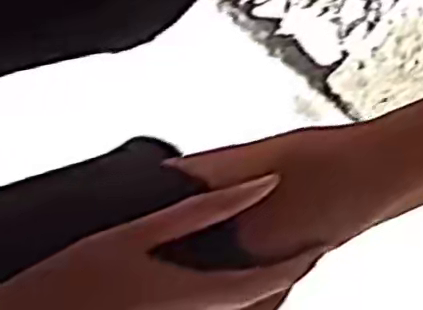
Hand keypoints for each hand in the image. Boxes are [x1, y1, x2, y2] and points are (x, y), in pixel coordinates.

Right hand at [0, 175, 322, 309]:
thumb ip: (207, 208)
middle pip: (252, 307)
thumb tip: (272, 180)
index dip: (299, 263)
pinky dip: (220, 309)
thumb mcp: (130, 237)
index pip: (268, 284)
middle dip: (277, 283)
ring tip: (264, 272)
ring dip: (249, 300)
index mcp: (189, 296)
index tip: (318, 245)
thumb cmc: (50, 288)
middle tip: (296, 256)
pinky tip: (215, 291)